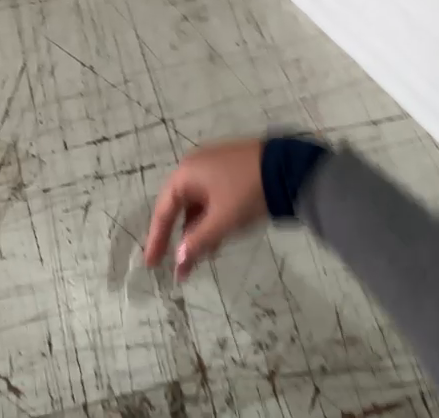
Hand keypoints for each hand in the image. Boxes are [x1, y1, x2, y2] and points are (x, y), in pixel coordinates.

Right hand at [143, 138, 267, 280]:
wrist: (286, 167)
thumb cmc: (246, 192)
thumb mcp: (222, 220)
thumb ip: (198, 241)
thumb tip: (178, 260)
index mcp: (185, 174)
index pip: (164, 211)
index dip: (156, 239)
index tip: (151, 265)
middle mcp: (193, 167)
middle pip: (179, 208)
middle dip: (180, 240)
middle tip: (179, 270)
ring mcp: (212, 168)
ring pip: (197, 207)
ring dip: (197, 233)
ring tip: (202, 261)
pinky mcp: (228, 172)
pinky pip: (211, 201)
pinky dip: (211, 222)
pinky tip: (217, 241)